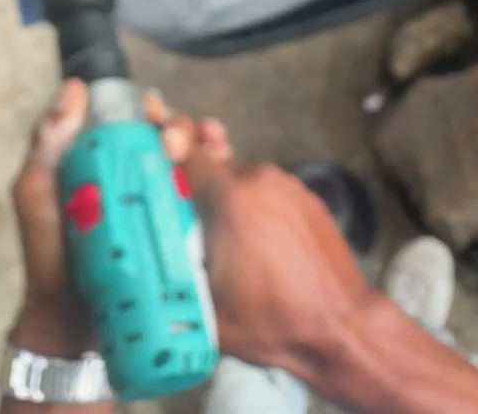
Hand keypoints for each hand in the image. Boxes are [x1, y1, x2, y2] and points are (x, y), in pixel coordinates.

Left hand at [8, 79, 196, 357]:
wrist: (70, 322)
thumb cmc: (48, 253)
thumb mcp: (37, 191)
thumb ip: (47, 142)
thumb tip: (74, 89)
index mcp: (102, 160)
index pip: (132, 120)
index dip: (147, 107)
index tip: (152, 108)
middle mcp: (135, 176)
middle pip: (168, 135)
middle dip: (181, 125)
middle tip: (176, 139)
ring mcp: (160, 204)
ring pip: (193, 159)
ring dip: (206, 143)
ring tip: (210, 145)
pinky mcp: (181, 232)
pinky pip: (206, 196)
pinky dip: (220, 174)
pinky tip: (224, 166)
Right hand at [175, 121, 379, 381]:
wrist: (344, 328)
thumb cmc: (271, 320)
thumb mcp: (206, 306)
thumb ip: (171, 273)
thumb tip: (134, 269)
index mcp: (229, 196)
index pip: (183, 149)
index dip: (164, 149)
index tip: (151, 156)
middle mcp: (257, 177)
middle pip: (212, 162)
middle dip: (196, 180)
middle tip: (186, 210)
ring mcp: (286, 182)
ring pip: (240, 177)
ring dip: (227, 196)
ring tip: (226, 235)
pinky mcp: (307, 194)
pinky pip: (266, 189)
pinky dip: (255, 204)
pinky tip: (257, 239)